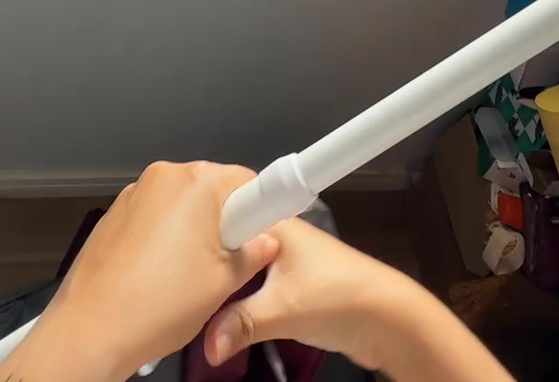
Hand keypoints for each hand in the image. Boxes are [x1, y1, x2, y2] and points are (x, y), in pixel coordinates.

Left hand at [0, 161, 279, 380]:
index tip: (259, 239)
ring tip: (190, 280)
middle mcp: (164, 175)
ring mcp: (135, 193)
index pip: (245, 181)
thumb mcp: (223, 283)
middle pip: (212, 191)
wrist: (89, 332)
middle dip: (224, 225)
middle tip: (227, 267)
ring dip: (193, 234)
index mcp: (196, 181)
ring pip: (182, 207)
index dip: (259, 212)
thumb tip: (265, 241)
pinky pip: (155, 218)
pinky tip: (161, 278)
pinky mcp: (115, 213)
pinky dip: (165, 240)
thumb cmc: (158, 304)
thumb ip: (253, 253)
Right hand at [203, 219, 513, 381]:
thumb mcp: (284, 310)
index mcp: (273, 221)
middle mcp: (274, 234)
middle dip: (206, 262)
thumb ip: (240, 324)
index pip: (225, 212)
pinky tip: (218, 315)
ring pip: (239, 266)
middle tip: (176, 283)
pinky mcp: (288, 283)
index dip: (198, 228)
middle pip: (229, 242)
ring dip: (221, 284)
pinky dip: (236, 298)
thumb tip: (206, 346)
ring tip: (189, 301)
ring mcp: (281, 258)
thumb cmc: (340, 296)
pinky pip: (250, 285)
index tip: (171, 249)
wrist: (386, 320)